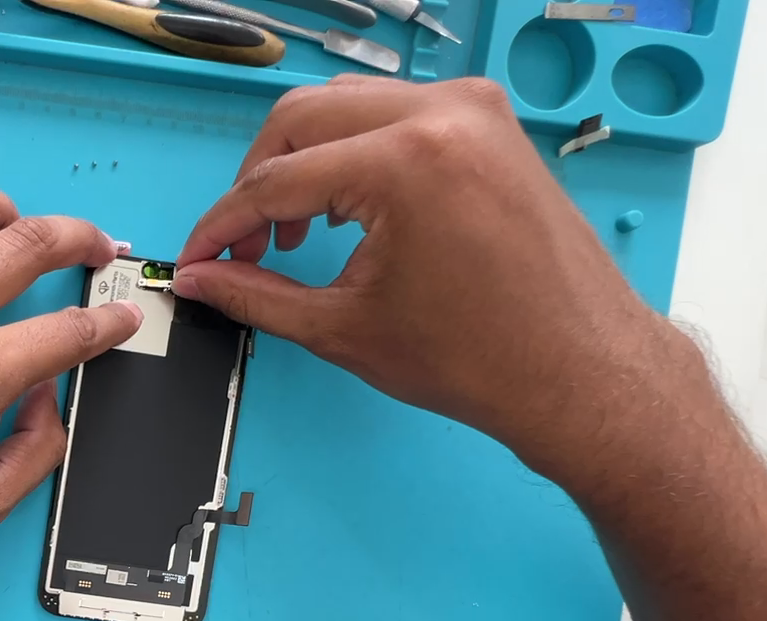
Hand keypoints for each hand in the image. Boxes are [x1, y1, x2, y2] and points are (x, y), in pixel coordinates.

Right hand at [175, 77, 705, 469]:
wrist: (572, 366)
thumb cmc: (465, 356)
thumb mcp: (335, 328)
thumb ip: (251, 294)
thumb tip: (196, 280)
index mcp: (404, 162)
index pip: (273, 181)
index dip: (217, 227)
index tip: (194, 261)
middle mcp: (441, 112)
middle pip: (298, 119)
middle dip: (252, 186)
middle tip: (239, 250)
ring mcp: (471, 109)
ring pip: (341, 108)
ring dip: (296, 167)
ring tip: (287, 238)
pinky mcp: (486, 123)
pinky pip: (388, 116)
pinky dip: (345, 158)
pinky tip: (338, 214)